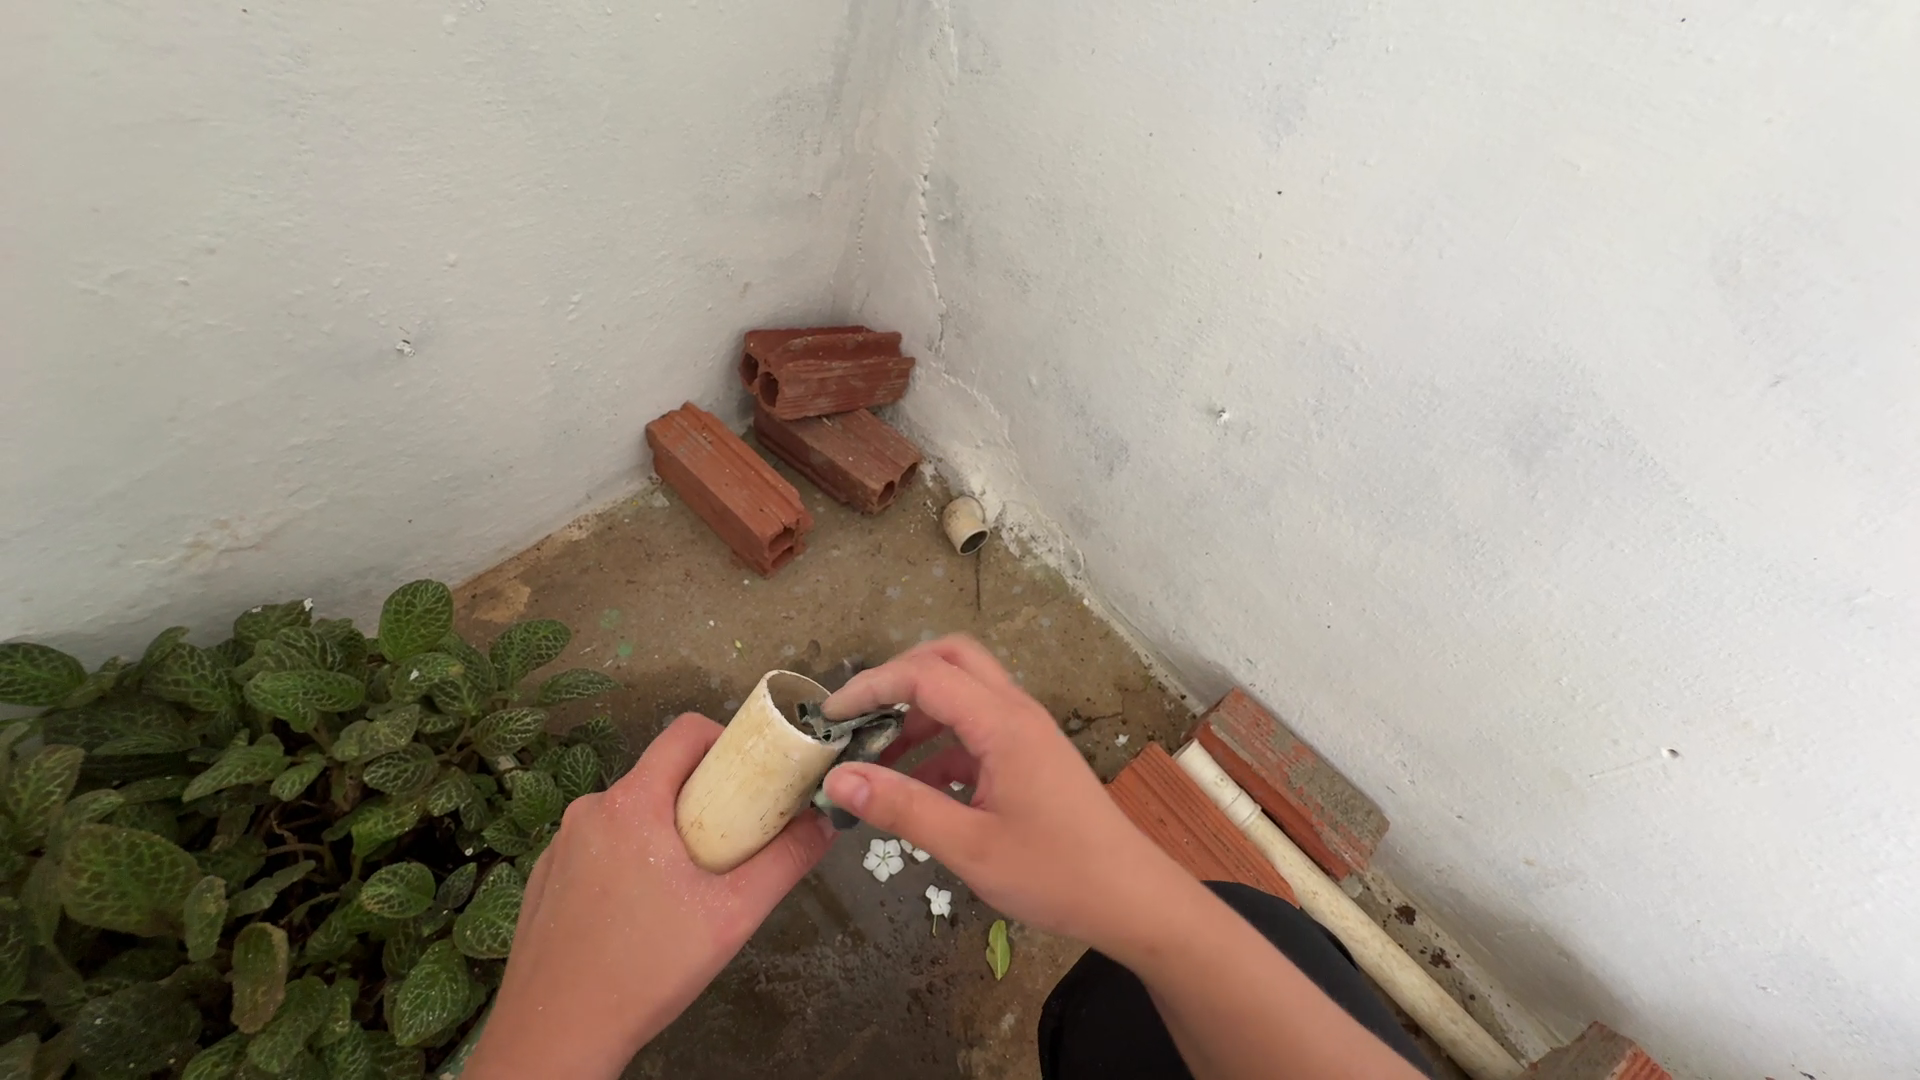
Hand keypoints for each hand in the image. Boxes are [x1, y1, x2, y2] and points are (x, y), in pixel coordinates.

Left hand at [464, 713, 834, 1078]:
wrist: (550, 1047)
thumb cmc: (646, 970)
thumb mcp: (734, 916)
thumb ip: (787, 860)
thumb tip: (826, 821)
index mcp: (632, 803)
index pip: (686, 732)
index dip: (727, 741)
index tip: (751, 779)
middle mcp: (590, 810)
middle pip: (661, 774)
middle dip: (703, 795)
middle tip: (732, 840)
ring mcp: (559, 846)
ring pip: (631, 811)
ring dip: (666, 828)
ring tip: (689, 884)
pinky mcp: (542, 880)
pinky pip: (600, 845)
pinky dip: (629, 858)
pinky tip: (639, 913)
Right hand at [821, 636, 1180, 950]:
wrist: (1132, 898)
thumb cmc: (1055, 873)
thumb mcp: (970, 846)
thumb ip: (902, 809)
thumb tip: (838, 779)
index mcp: (1003, 723)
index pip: (925, 676)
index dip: (872, 686)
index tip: (830, 714)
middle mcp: (1015, 712)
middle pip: (950, 659)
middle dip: (898, 677)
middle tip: (860, 716)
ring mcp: (1026, 732)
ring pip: (964, 693)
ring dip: (919, 713)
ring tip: (876, 757)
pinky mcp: (1029, 755)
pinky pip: (977, 729)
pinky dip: (941, 745)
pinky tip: (919, 788)